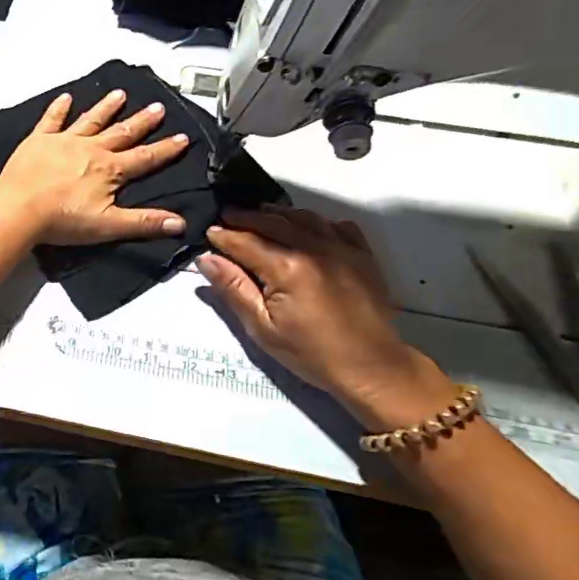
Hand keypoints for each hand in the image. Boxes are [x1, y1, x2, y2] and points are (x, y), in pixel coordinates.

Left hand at [0, 89, 191, 245]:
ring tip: (120, 94)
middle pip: (122, 133)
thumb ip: (144, 222)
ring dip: (107, 108)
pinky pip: (52, 120)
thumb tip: (179, 223)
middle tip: (158, 107)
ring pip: (91, 120)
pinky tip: (66, 97)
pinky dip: (59, 108)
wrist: (19, 209)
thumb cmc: (63, 220)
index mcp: (109, 169)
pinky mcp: (38, 141)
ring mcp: (64, 142)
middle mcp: (90, 149)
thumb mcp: (109, 226)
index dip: (165, 149)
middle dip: (142, 121)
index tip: (183, 137)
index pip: (144, 158)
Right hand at [198, 207, 453, 426]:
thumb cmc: (311, 354)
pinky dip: (314, 221)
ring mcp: (342, 246)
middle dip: (245, 217)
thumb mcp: (262, 328)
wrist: (371, 365)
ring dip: (277, 214)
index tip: (207, 232)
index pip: (245, 240)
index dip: (223, 235)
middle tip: (227, 217)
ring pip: (302, 216)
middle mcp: (314, 246)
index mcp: (287, 267)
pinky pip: (333, 224)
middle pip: (272, 221)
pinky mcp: (361, 252)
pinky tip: (304, 229)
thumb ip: (234, 288)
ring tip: (259, 216)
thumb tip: (207, 259)